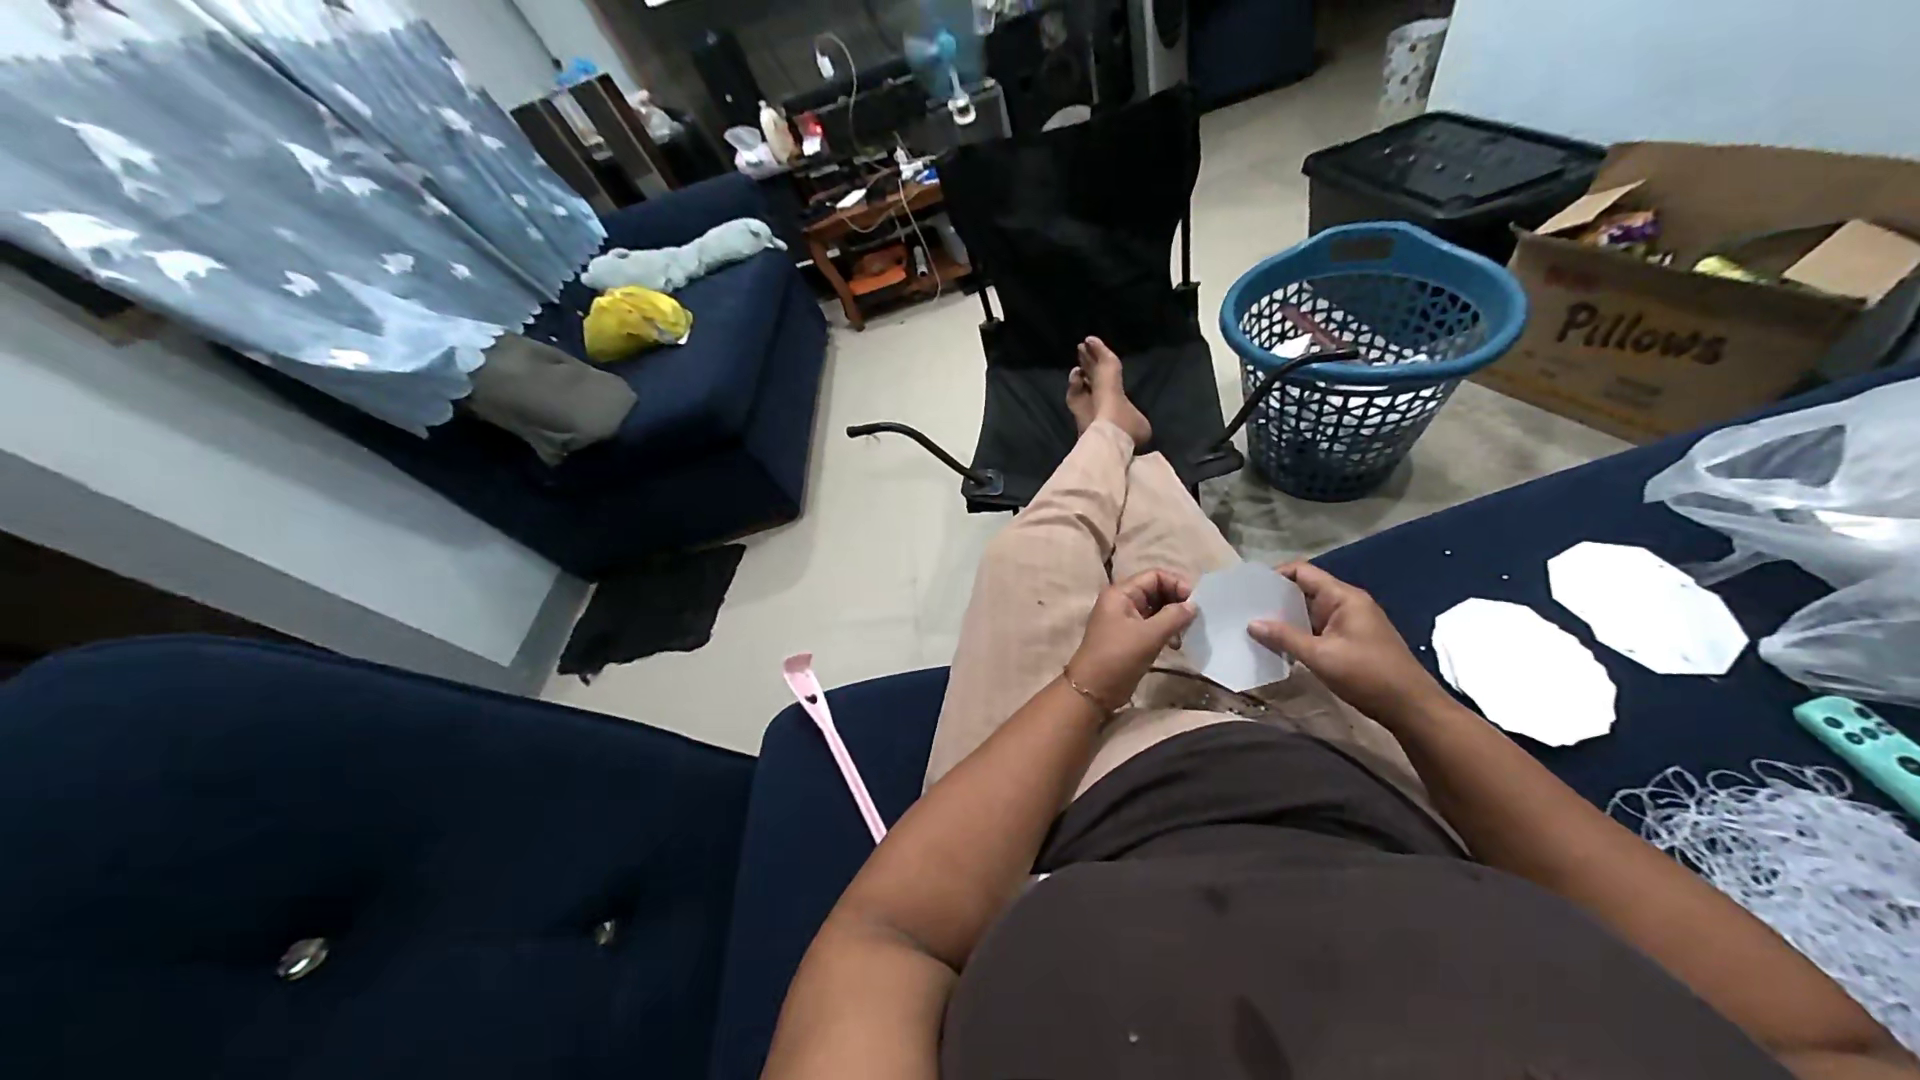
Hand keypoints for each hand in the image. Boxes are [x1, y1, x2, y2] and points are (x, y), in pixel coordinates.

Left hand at [1066, 569, 1196, 713]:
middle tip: (1195, 619)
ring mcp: (1125, 619)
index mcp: (1121, 593)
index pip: (1154, 576)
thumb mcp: (1149, 635)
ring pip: (1156, 609)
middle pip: (1156, 591)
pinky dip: (1166, 631)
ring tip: (1186, 634)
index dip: (1176, 584)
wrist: (1094, 689)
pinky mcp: (1130, 636)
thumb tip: (1193, 605)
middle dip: (1177, 602)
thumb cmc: (1118, 657)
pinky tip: (1176, 644)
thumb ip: (1173, 617)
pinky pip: (1153, 625)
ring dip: (1173, 618)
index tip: (1196, 602)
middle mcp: (1122, 601)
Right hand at [1247, 562, 1447, 722]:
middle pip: (1304, 590)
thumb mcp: (1320, 656)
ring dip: (1285, 618)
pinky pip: (1317, 628)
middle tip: (1245, 609)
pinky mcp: (1349, 640)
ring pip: (1309, 611)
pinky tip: (1278, 644)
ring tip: (1254, 626)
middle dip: (1275, 599)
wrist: (1411, 707)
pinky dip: (1298, 633)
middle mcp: (1347, 604)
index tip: (1249, 589)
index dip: (1275, 575)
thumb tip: (1252, 623)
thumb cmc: (1368, 675)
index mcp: (1343, 598)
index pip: (1302, 572)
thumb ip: (1284, 637)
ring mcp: (1349, 622)